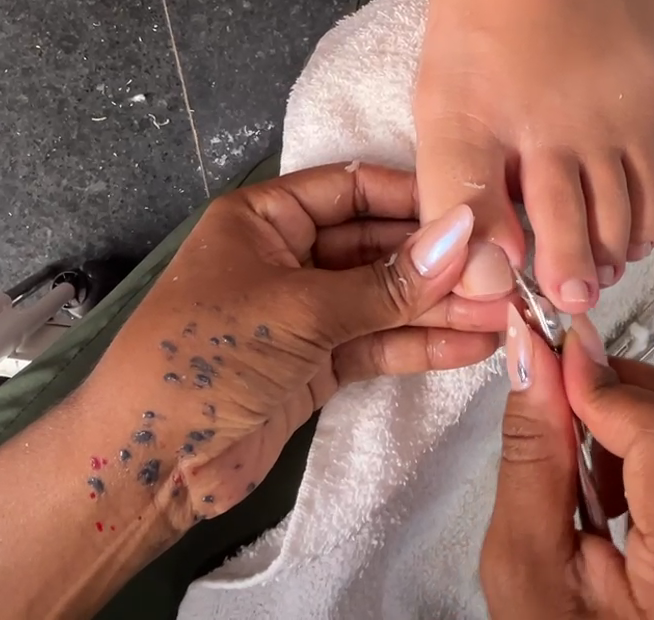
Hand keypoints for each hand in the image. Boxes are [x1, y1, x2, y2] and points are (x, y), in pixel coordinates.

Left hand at [80, 162, 505, 531]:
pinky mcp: (317, 364)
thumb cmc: (209, 353)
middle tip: (503, 271)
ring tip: (503, 312)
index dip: (410, 198)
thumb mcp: (299, 309)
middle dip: (434, 261)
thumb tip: (464, 237)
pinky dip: (418, 345)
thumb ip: (387, 282)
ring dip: (437, 307)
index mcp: (266, 217)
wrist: (150, 462)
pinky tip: (472, 346)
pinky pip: (375, 343)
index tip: (475, 211)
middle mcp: (288, 255)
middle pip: (373, 246)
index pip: (351, 190)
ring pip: (382, 299)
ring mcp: (305, 312)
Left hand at [419, 0, 653, 312]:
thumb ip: (461, 189)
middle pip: (602, 231)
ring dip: (625, 241)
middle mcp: (593, 136)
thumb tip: (492, 275)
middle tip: (577, 292)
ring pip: (645, 207)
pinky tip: (647, 201)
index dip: (543, 281)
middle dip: (586, 270)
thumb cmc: (475, 9)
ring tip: (606, 258)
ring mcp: (641, 110)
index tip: (538, 305)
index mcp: (526, 141)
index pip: (544, 241)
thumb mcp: (442, 98)